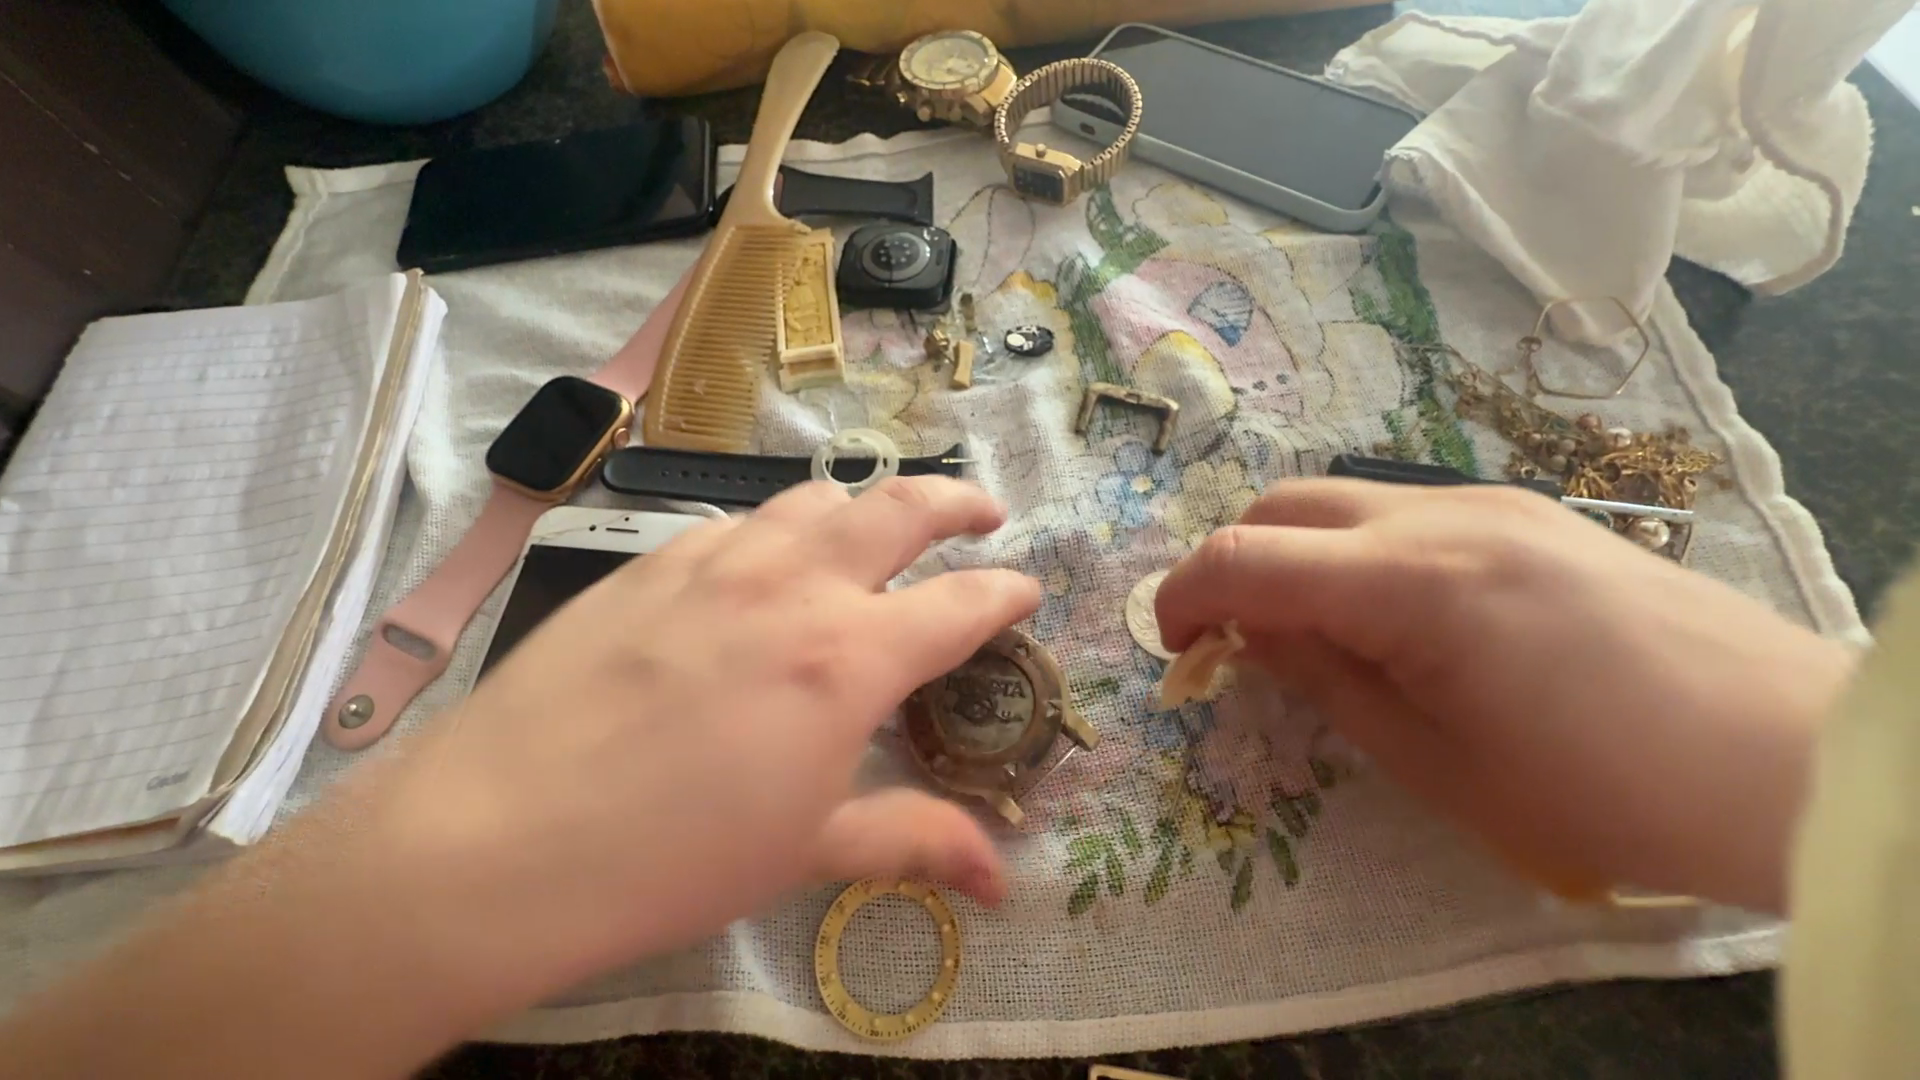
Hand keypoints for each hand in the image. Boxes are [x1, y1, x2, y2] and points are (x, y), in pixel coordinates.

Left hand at [355, 477, 1038, 1001]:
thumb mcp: (807, 850)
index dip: (1006, 594)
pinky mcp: (653, 562)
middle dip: (956, 500)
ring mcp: (718, 561)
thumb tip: (1001, 878)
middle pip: (900, 508)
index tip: (1027, 592)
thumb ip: (915, 841)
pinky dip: (780, 529)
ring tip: (876, 529)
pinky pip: (739, 523)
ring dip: (864, 506)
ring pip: (815, 500)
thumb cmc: (671, 856)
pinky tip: (764, 565)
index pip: (961, 604)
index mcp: (848, 656)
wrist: (494, 838)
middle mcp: (793, 585)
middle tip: (983, 509)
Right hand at [1156, 479, 1854, 910]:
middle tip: (1239, 639)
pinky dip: (1352, 546)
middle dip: (1232, 565)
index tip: (1176, 647)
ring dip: (1292, 550)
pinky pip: (1398, 508)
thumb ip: (1323, 679)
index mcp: (1408, 583)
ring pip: (1337, 497)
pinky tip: (1390, 609)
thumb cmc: (1602, 791)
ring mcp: (1488, 501)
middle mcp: (1439, 514)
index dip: (1182, 597)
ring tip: (1315, 626)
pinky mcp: (1524, 510)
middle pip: (1279, 504)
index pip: (1243, 558)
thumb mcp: (1429, 761)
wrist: (1796, 760)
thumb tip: (1255, 633)